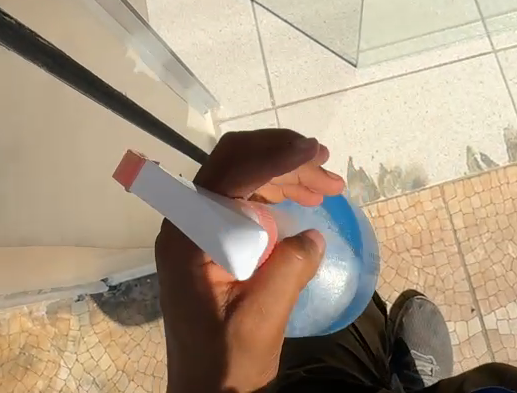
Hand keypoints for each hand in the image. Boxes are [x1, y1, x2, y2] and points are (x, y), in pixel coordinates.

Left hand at [157, 129, 346, 392]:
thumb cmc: (226, 365)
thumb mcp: (261, 322)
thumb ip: (287, 271)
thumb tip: (312, 235)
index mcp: (189, 234)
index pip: (231, 174)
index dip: (274, 156)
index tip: (312, 151)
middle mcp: (189, 219)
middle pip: (236, 161)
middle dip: (282, 154)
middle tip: (325, 163)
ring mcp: (200, 224)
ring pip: (244, 171)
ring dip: (286, 170)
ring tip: (327, 183)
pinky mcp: (214, 233)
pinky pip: (246, 192)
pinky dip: (279, 187)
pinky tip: (306, 198)